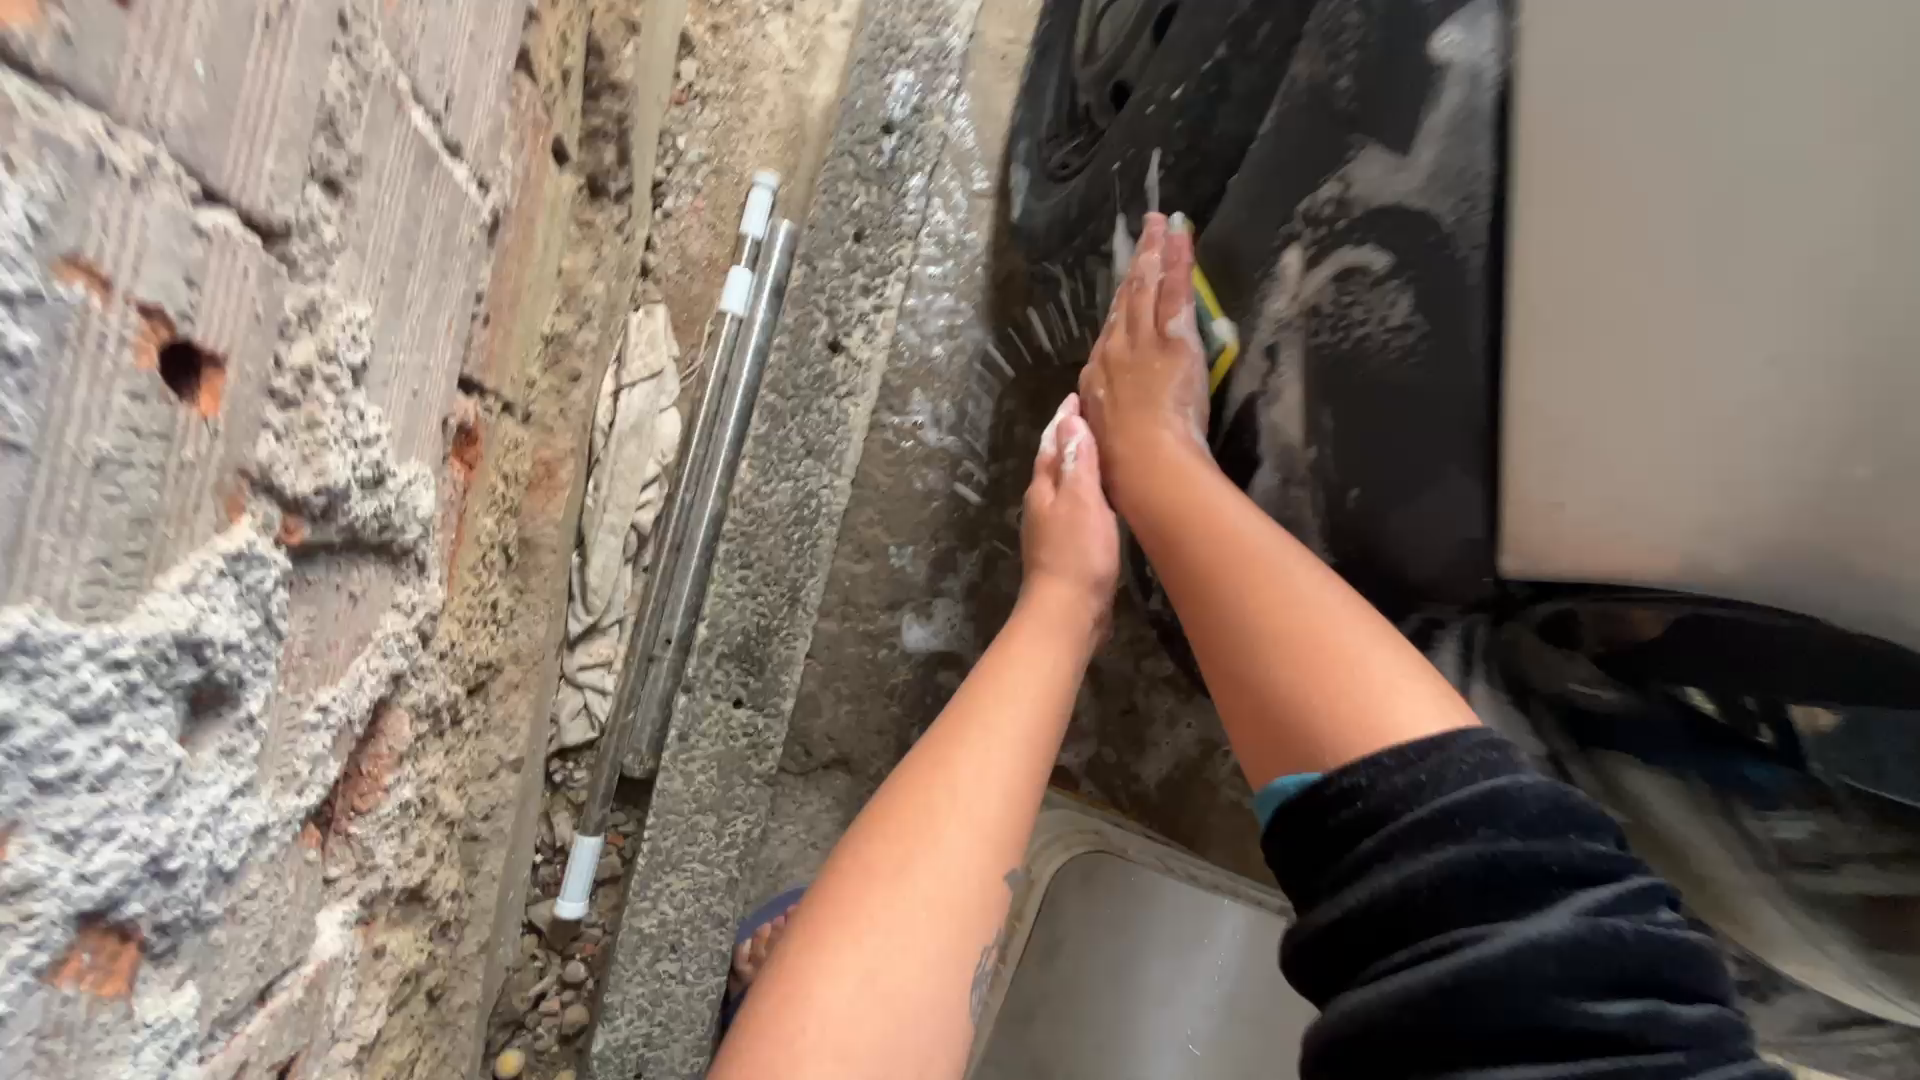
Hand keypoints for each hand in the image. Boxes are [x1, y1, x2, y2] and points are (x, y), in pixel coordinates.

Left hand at [1020, 393, 1119, 637]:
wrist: (1068, 612)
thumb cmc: (1077, 554)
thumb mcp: (1081, 500)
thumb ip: (1076, 462)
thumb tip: (1069, 422)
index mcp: (1043, 489)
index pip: (1051, 443)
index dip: (1063, 420)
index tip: (1076, 397)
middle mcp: (1042, 504)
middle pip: (1053, 462)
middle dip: (1068, 438)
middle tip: (1089, 415)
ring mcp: (1051, 528)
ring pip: (1063, 485)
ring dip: (1076, 464)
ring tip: (1099, 448)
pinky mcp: (1065, 548)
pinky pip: (1076, 507)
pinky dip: (1086, 491)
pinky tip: (1101, 496)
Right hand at [1078, 213, 1213, 509]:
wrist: (1142, 462)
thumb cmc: (1122, 464)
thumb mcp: (1100, 438)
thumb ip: (1103, 416)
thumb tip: (1099, 413)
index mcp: (1095, 377)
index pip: (1110, 334)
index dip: (1119, 307)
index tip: (1126, 289)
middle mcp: (1112, 351)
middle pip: (1124, 301)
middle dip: (1135, 265)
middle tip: (1143, 234)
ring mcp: (1140, 340)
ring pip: (1145, 287)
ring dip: (1154, 252)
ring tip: (1160, 224)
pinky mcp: (1170, 338)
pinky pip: (1173, 290)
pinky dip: (1176, 260)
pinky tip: (1179, 235)